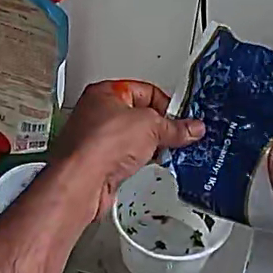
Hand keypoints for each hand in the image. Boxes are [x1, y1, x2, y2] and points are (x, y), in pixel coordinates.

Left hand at [51, 79, 203, 219]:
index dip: (166, 104)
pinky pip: (124, 160)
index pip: (145, 91)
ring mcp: (95, 141)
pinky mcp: (98, 165)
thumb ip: (174, 127)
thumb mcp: (151, 126)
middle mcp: (96, 114)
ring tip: (158, 152)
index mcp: (105, 93)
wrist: (81, 181)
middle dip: (157, 128)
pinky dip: (136, 163)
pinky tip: (142, 167)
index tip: (182, 118)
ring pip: (131, 140)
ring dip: (147, 148)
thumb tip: (191, 128)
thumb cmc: (100, 145)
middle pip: (138, 117)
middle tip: (173, 136)